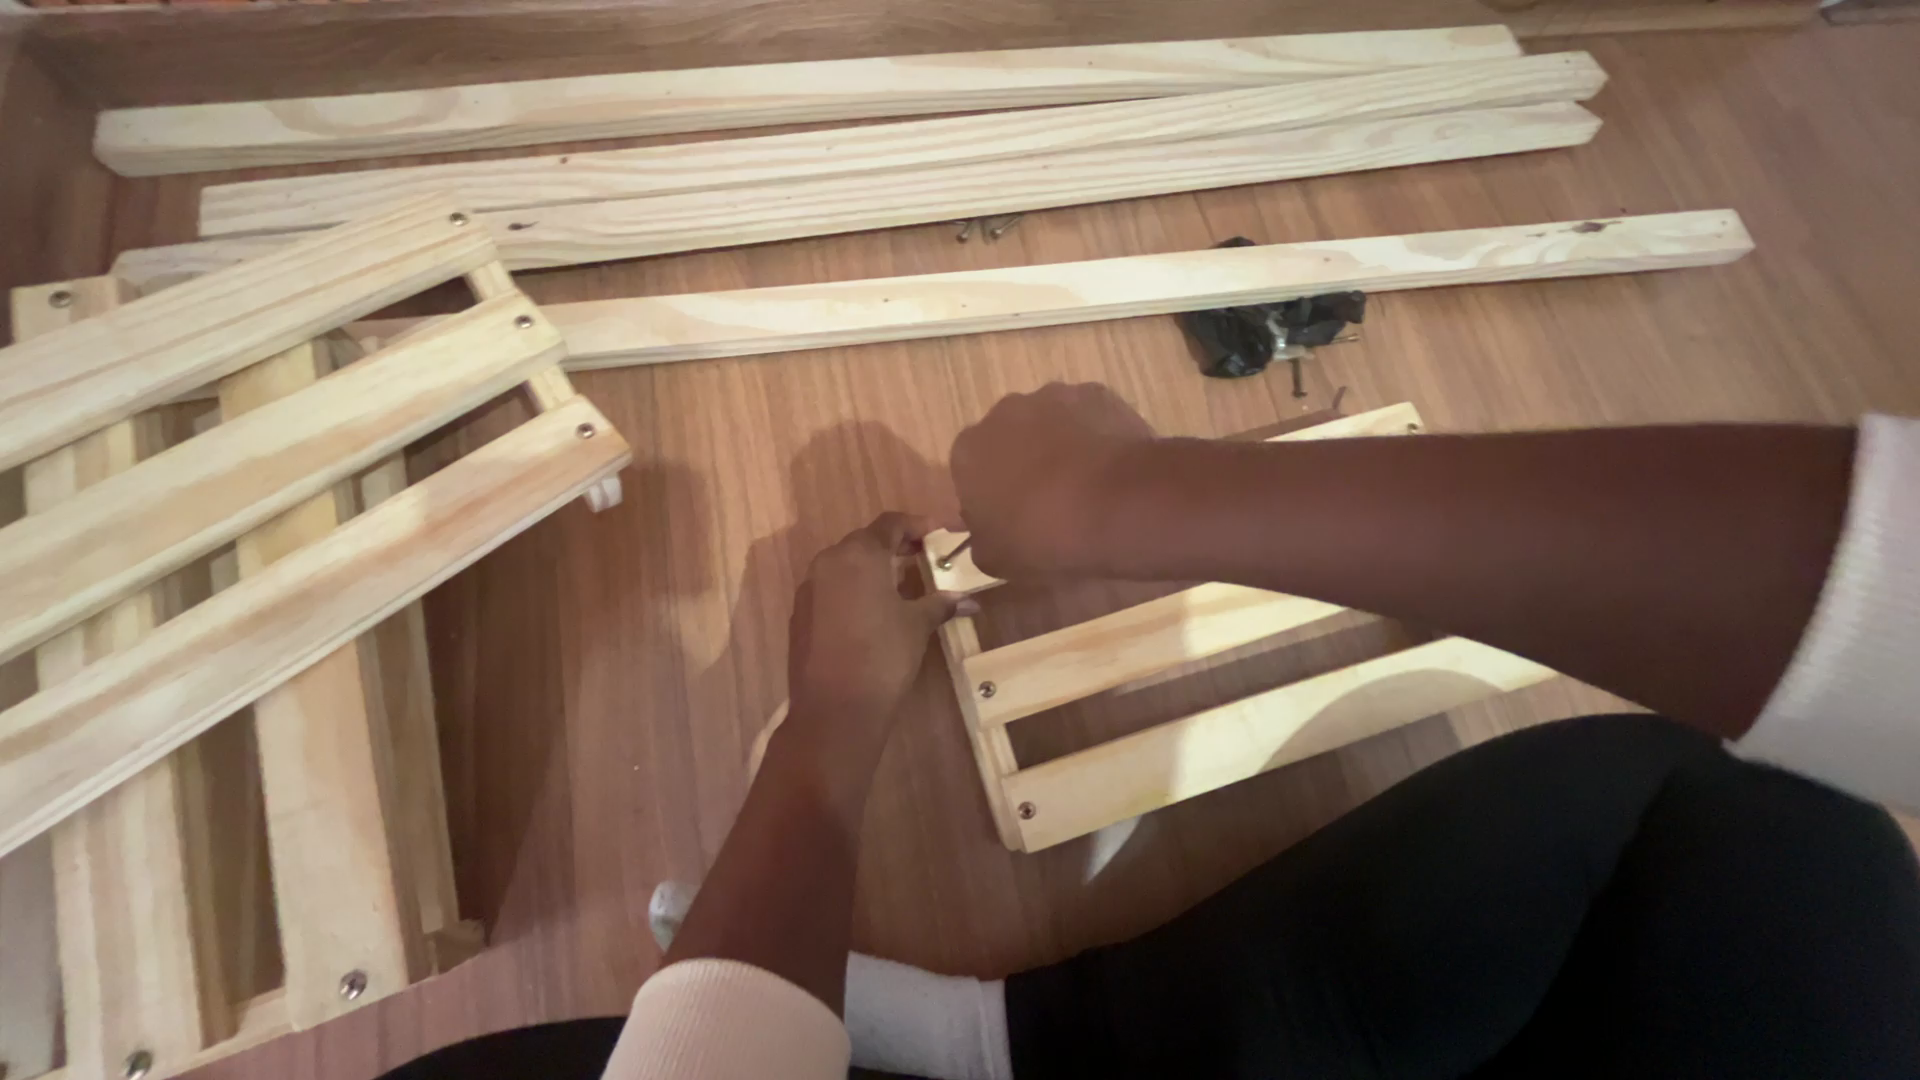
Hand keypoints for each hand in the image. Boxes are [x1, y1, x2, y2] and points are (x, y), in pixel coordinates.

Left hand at [787, 513, 973, 730]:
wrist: (834, 709)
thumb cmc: (883, 657)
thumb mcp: (917, 626)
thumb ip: (939, 604)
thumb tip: (968, 600)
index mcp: (859, 555)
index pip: (890, 524)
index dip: (917, 525)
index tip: (938, 534)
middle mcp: (829, 562)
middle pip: (865, 541)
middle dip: (894, 545)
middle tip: (923, 556)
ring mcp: (809, 588)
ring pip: (844, 564)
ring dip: (872, 567)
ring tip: (900, 583)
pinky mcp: (800, 614)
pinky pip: (830, 588)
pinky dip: (853, 589)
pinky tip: (872, 611)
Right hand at [950, 383, 1156, 578]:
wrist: (1117, 506)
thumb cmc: (1044, 536)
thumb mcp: (998, 560)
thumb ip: (981, 541)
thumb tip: (985, 535)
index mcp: (968, 452)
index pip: (968, 474)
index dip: (988, 497)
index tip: (1008, 520)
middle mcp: (1003, 413)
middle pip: (1007, 440)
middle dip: (1021, 464)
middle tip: (1045, 503)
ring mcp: (1052, 397)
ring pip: (1048, 424)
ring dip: (1058, 447)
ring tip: (1084, 486)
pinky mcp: (1097, 394)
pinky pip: (1088, 418)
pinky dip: (1095, 437)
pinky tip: (1111, 469)